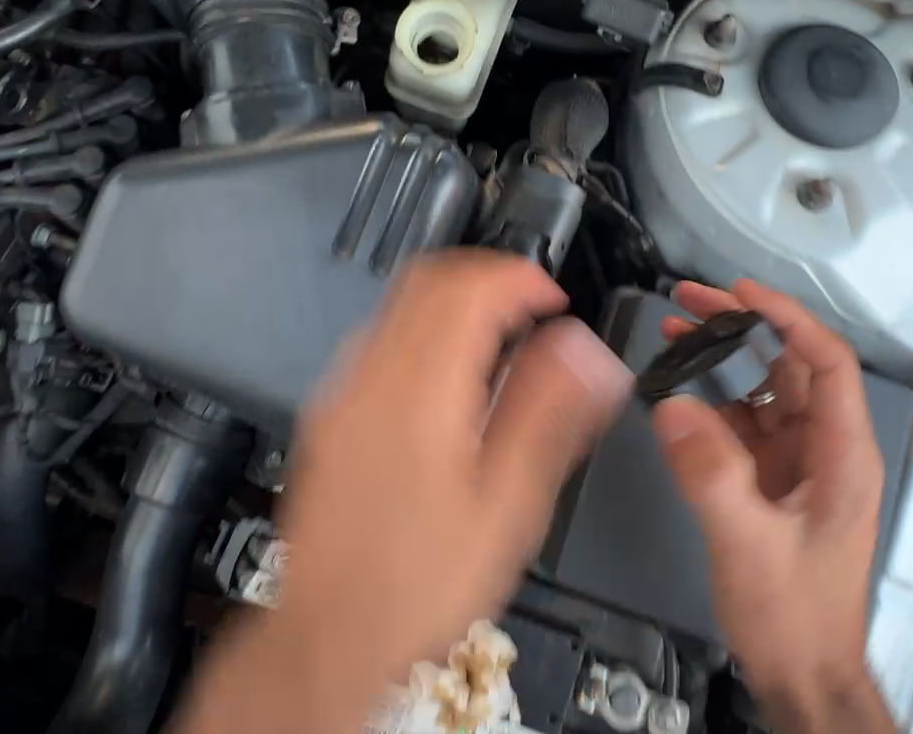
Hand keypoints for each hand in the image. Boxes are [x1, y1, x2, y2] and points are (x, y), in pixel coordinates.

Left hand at [172, 252, 632, 733]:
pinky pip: (380, 339)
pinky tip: (453, 376)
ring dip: (457, 301)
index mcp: (419, 392)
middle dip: (488, 277)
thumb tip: (584, 350)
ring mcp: (343, 392)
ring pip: (401, 303)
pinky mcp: (331, 412)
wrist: (328, 635)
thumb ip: (549, 415)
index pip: (468, 288)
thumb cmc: (416, 584)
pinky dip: (426, 330)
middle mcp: (370, 378)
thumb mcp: (508, 506)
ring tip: (502, 337)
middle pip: (428, 279)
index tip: (554, 299)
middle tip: (533, 306)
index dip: (520, 278)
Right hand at [653, 279, 893, 732]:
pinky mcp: (768, 480)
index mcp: (842, 455)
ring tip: (676, 331)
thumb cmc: (794, 615)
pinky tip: (677, 391)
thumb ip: (711, 475)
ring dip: (722, 358)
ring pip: (762, 389)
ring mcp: (795, 463)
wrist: (801, 676)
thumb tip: (673, 406)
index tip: (739, 292)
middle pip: (789, 365)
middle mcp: (823, 448)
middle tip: (688, 301)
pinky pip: (740, 423)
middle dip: (742, 326)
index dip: (787, 318)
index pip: (825, 362)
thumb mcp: (749, 545)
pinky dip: (709, 400)